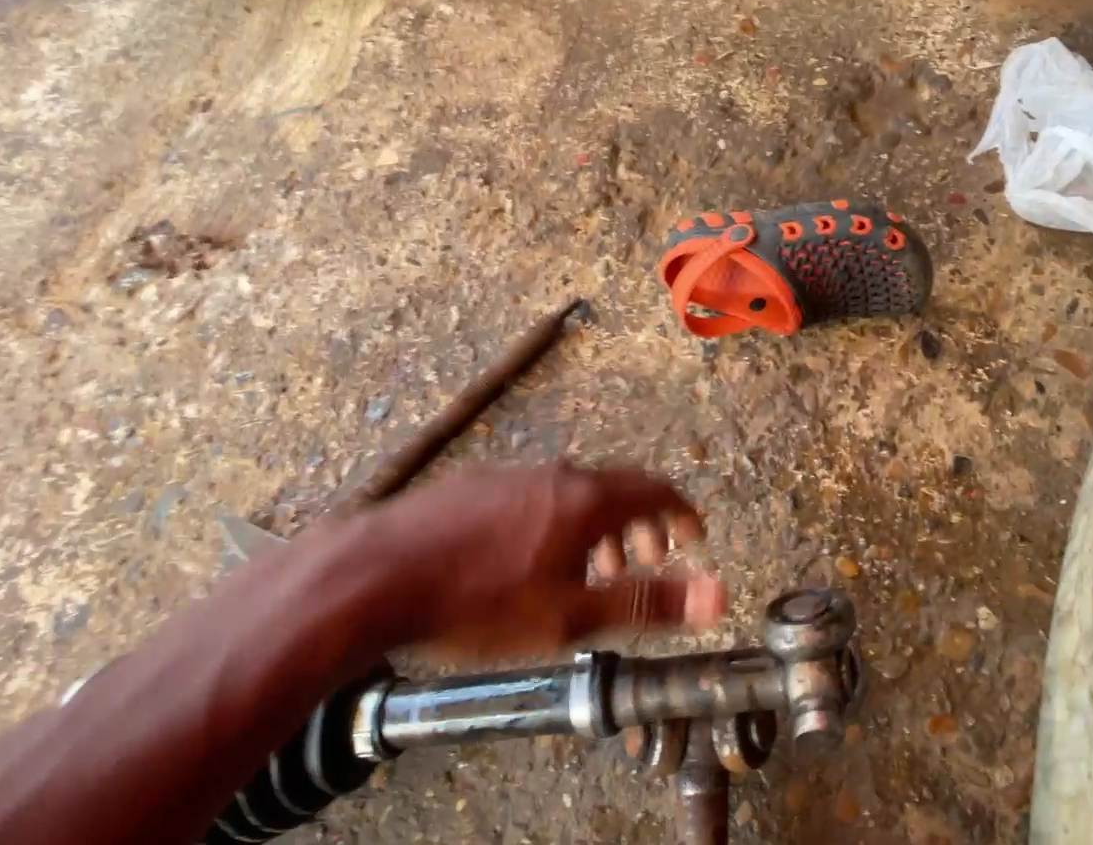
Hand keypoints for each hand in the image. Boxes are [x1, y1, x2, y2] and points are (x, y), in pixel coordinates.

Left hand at [361, 463, 726, 658]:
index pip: (657, 491)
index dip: (683, 514)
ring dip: (597, 528)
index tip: (694, 537)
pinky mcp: (474, 486)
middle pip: (616, 490)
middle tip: (645, 564)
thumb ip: (649, 603)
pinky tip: (529, 560)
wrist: (372, 575)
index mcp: (587, 499)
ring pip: (573, 494)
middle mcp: (555, 475)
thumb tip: (719, 595)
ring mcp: (511, 476)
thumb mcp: (572, 617)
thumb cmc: (479, 602)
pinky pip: (535, 497)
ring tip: (588, 571)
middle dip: (640, 527)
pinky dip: (556, 523)